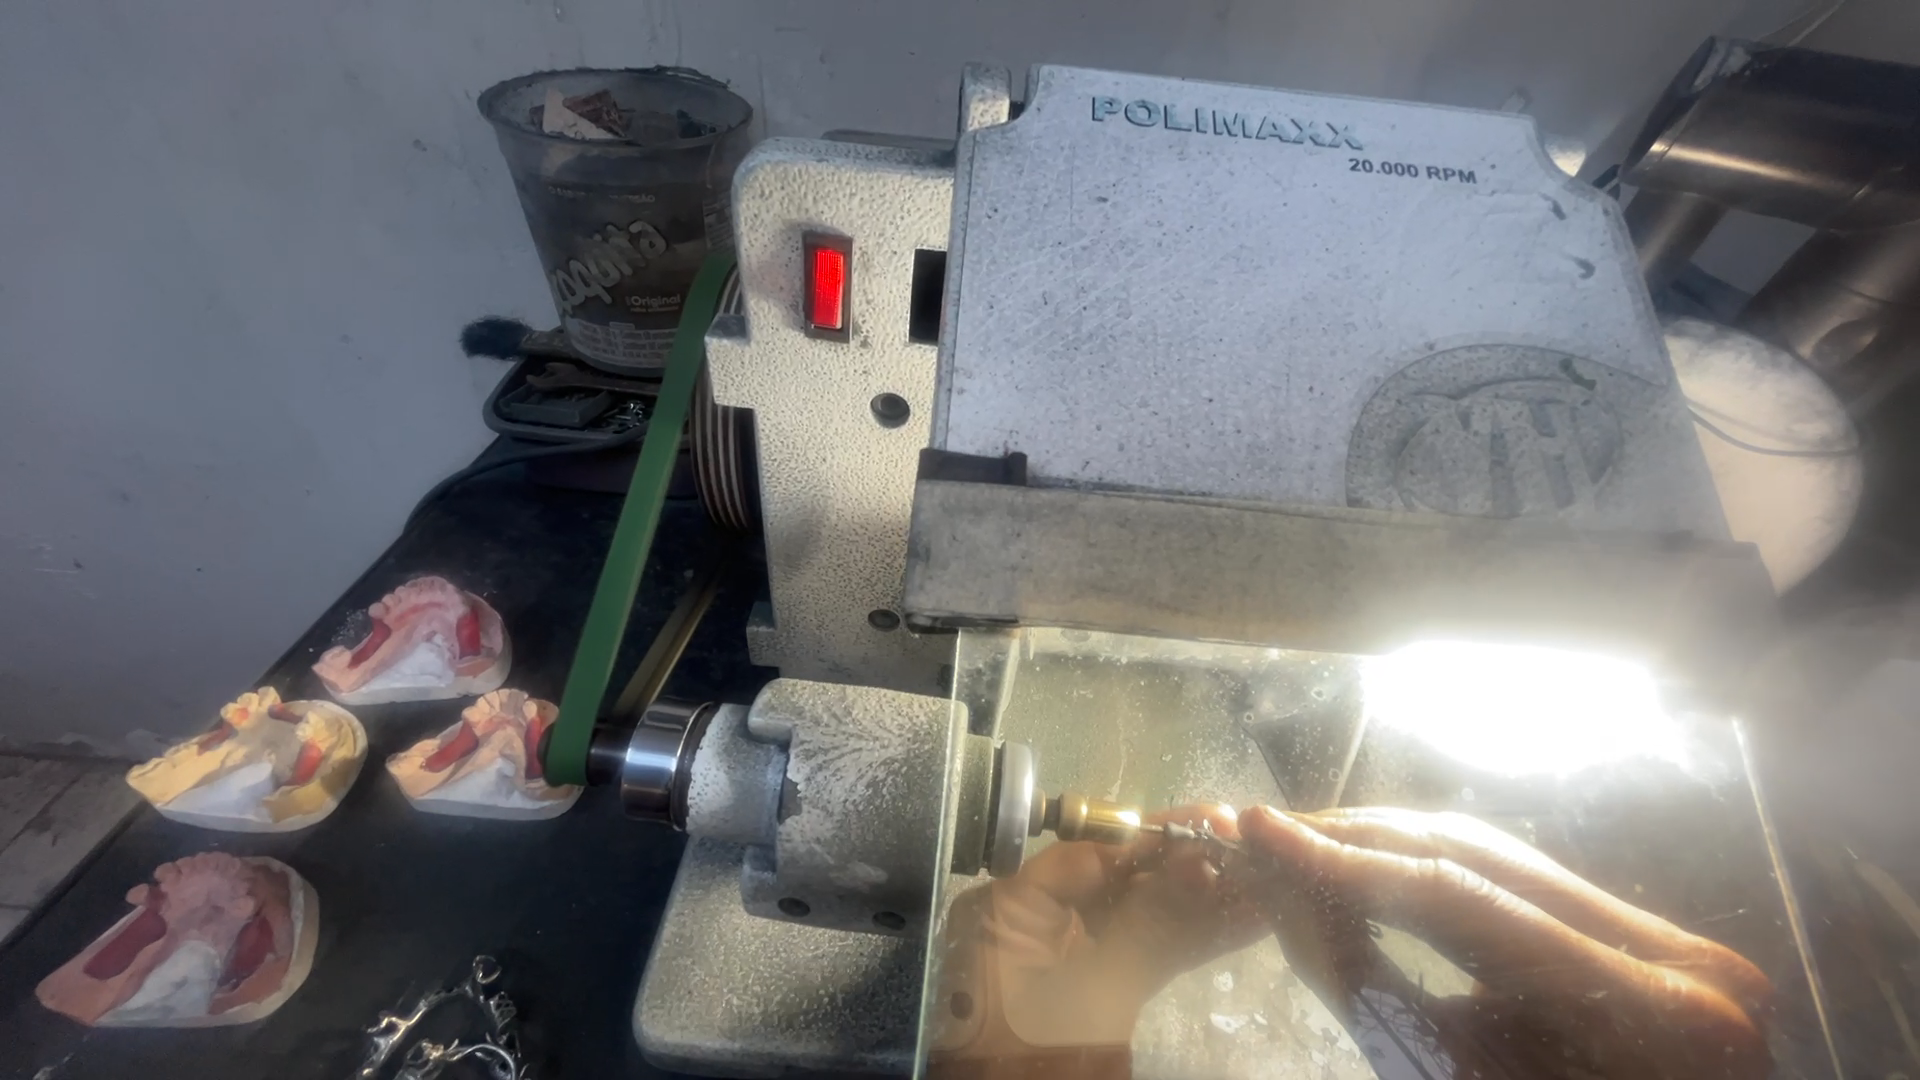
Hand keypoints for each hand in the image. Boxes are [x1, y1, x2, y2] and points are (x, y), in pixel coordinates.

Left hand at [934, 803, 1259, 1058]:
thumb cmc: (1037, 1059)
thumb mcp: (1094, 994)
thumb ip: (1147, 926)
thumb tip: (1198, 865)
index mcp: (1012, 905)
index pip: (1085, 853)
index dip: (1148, 837)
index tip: (1203, 823)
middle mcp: (1038, 917)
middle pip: (1117, 876)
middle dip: (1181, 864)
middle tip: (1241, 843)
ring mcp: (1071, 951)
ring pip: (1140, 913)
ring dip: (1199, 900)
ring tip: (1257, 876)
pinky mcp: (1101, 985)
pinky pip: (1147, 950)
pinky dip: (1191, 938)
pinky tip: (1244, 919)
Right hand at [1239, 806, 1773, 1079]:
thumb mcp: (1448, 1077)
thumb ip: (1361, 983)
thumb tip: (1274, 888)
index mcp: (1651, 1010)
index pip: (1453, 896)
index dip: (1342, 861)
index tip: (1254, 826)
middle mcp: (1669, 946)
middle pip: (1460, 853)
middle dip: (1345, 838)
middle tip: (1258, 829)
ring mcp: (1649, 924)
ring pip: (1471, 845)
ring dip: (1369, 839)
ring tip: (1289, 838)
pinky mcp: (1616, 915)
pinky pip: (1491, 865)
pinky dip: (1409, 856)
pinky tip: (1351, 852)